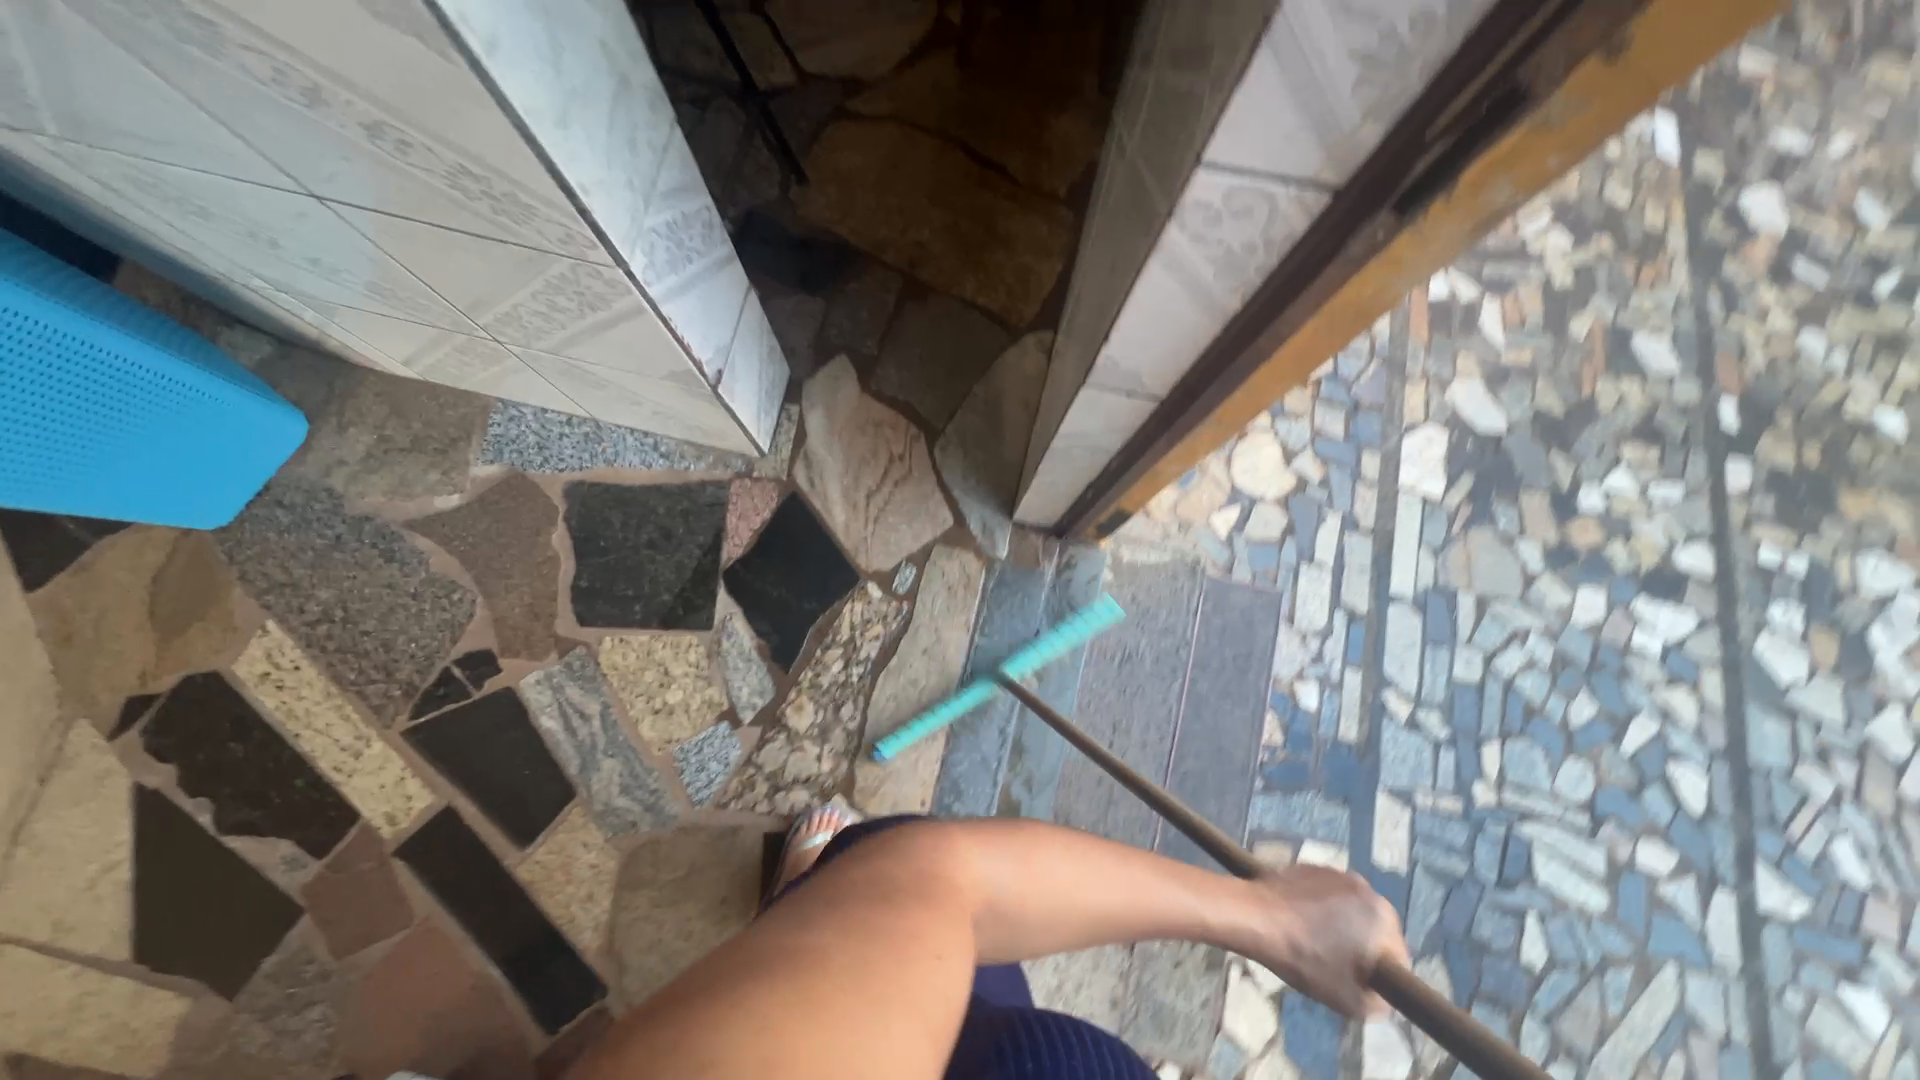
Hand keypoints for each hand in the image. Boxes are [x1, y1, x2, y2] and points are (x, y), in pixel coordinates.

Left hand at [1237, 865, 1408, 1018]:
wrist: (1256, 916)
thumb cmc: (1305, 958)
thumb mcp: (1348, 1001)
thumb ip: (1377, 1006)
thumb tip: (1382, 1000)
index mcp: (1384, 918)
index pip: (1398, 959)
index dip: (1382, 980)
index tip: (1359, 986)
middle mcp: (1368, 888)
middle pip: (1376, 931)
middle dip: (1363, 950)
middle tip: (1336, 966)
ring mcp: (1338, 873)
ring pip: (1352, 911)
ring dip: (1342, 927)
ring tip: (1315, 943)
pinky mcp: (1312, 867)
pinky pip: (1329, 895)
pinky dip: (1321, 907)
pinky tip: (1300, 921)